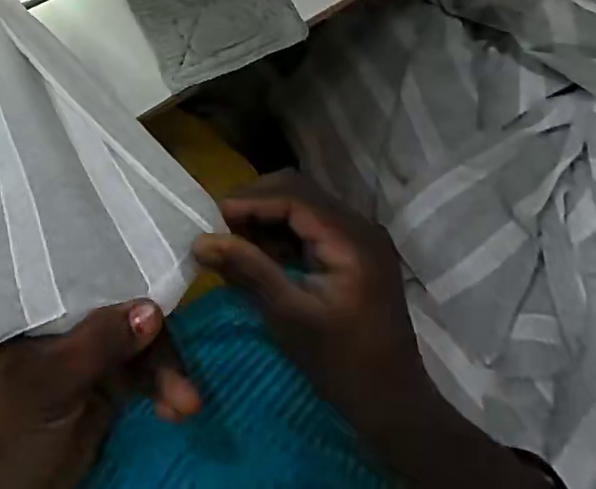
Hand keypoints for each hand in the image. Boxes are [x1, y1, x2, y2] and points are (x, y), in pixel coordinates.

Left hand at [0, 300, 202, 488]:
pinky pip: (142, 379)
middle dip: (160, 347)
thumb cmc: (16, 427)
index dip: (135, 287)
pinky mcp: (106, 394)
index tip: (175, 302)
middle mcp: (71, 327)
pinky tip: (177, 409)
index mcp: (47, 310)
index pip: (96, 284)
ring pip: (140, 350)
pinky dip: (163, 390)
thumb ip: (99, 342)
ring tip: (187, 406)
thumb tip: (152, 306)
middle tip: (187, 391)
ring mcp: (89, 361)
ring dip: (167, 373)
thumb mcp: (53, 381)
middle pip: (126, 318)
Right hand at [191, 168, 425, 420]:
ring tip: (235, 239)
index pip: (292, 196)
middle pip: (296, 189)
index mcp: (352, 241)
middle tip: (222, 228)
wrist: (395, 406)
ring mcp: (359, 236)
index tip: (212, 220)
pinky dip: (280, 228)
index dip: (248, 201)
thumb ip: (247, 269)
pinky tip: (260, 251)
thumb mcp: (289, 316)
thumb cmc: (343, 364)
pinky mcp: (353, 248)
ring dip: (264, 213)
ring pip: (300, 200)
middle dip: (254, 202)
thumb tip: (199, 241)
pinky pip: (308, 220)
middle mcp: (360, 226)